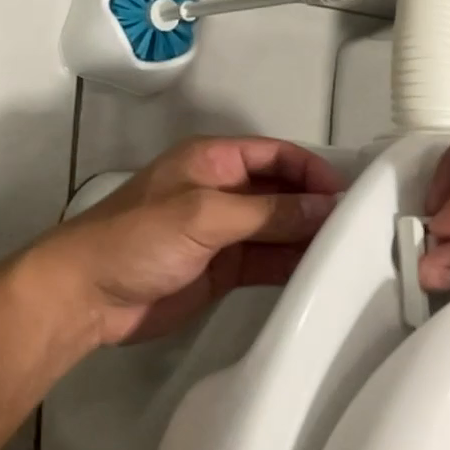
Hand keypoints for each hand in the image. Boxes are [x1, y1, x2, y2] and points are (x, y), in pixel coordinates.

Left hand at [30, 137, 344, 346]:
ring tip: (353, 254)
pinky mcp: (221, 268)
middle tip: (363, 228)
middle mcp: (222, 190)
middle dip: (315, 204)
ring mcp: (221, 231)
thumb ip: (265, 212)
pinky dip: (291, 264)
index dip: (312, 170)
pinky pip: (265, 259)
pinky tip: (322, 275)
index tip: (350, 194)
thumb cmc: (138, 238)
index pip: (275, 154)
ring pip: (277, 226)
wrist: (87, 295)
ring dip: (307, 236)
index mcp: (213, 160)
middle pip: (280, 190)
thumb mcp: (203, 215)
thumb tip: (325, 207)